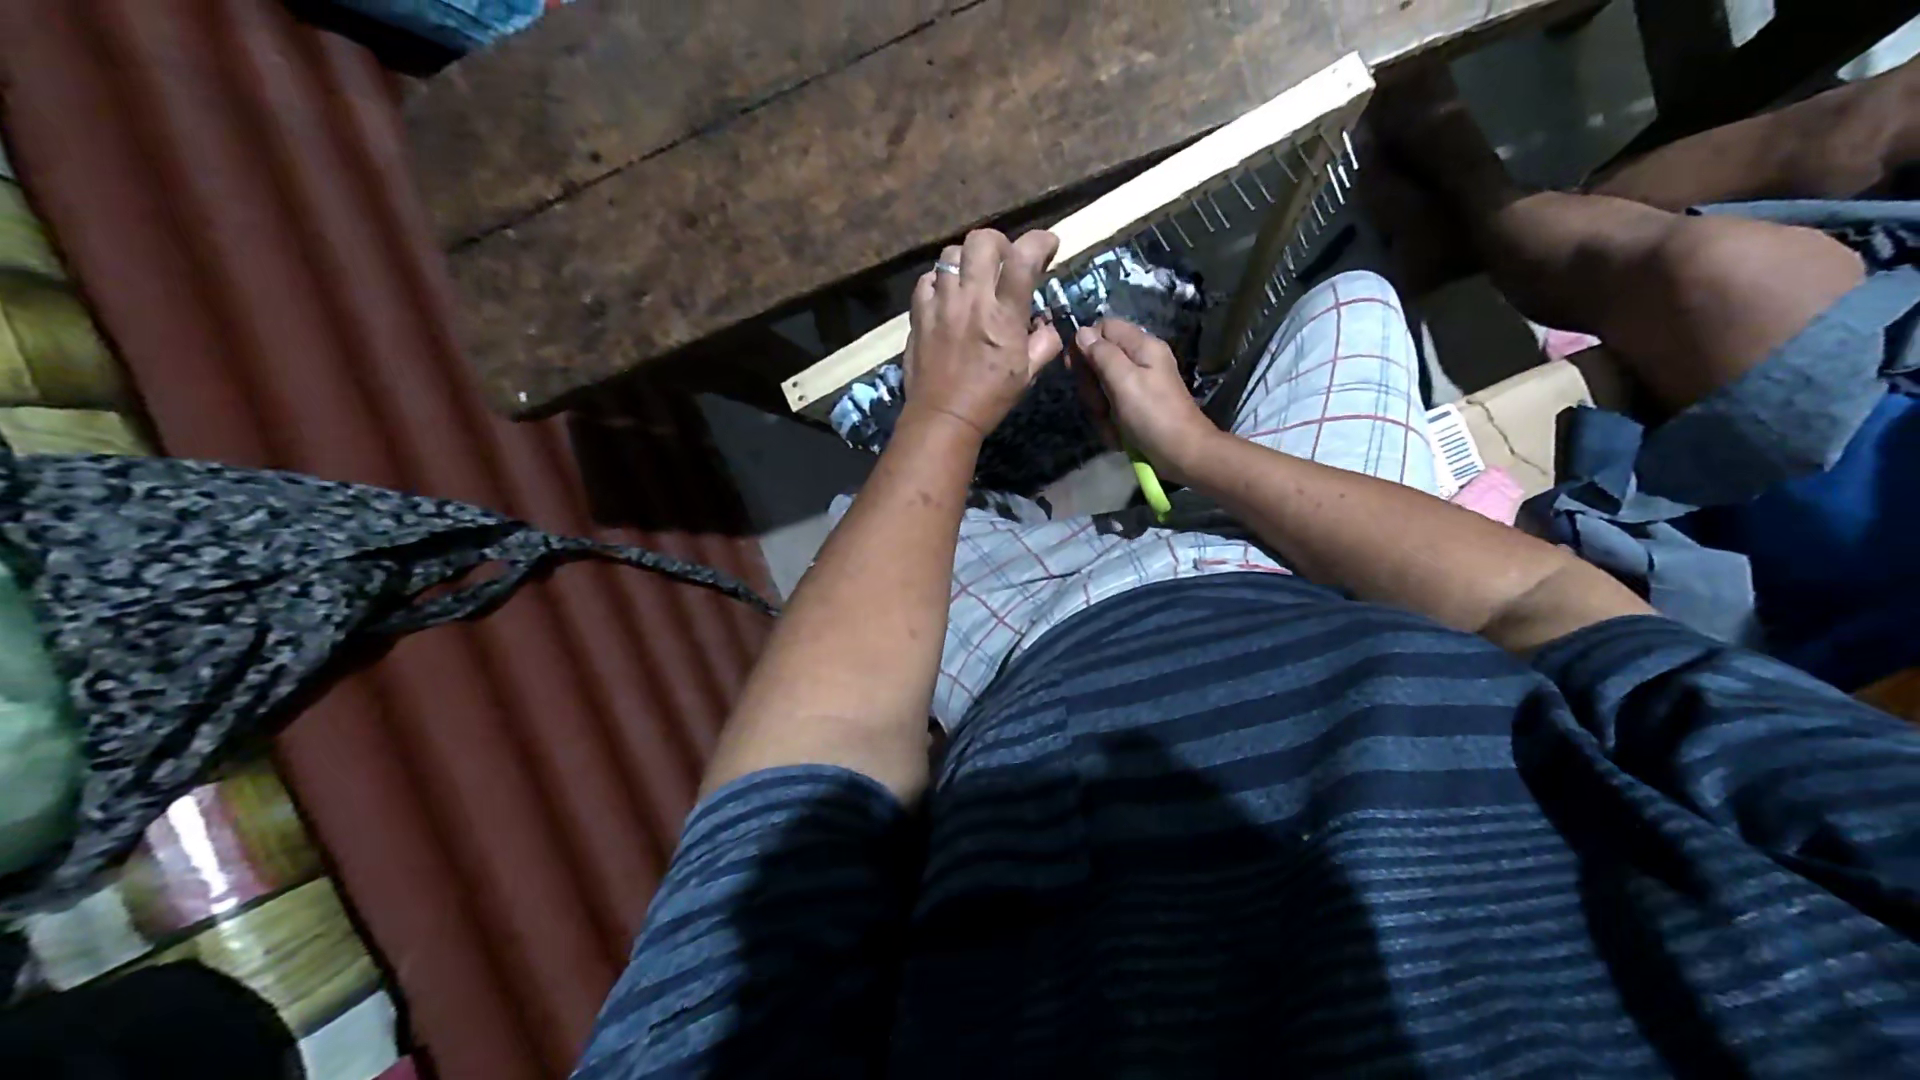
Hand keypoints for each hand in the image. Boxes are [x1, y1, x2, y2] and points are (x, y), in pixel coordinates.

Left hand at [902, 229, 1062, 439]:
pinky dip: (939, 281)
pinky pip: (926, 280)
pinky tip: (946, 296)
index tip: (1046, 247)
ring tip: (973, 279)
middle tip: (1004, 261)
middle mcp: (971, 300)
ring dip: (967, 261)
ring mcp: (940, 305)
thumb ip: (1044, 343)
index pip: (1023, 258)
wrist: (942, 417)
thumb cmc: (989, 398)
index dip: (1039, 242)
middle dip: (999, 243)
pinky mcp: (919, 315)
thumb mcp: (1028, 374)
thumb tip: (1045, 325)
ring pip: (950, 255)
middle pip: (982, 242)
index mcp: (1004, 315)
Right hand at [1073, 318, 1220, 481]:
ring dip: (1100, 408)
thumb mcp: (1124, 381)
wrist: (1182, 454)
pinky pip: (1111, 406)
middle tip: (1099, 404)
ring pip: (1102, 387)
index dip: (1085, 344)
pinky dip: (1110, 421)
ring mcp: (1139, 385)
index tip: (1075, 368)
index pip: (1104, 328)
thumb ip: (1102, 354)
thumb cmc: (1153, 415)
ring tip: (1111, 423)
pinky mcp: (1137, 406)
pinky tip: (1118, 433)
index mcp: (1142, 346)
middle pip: (1100, 359)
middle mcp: (1141, 360)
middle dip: (1092, 384)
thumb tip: (1082, 332)